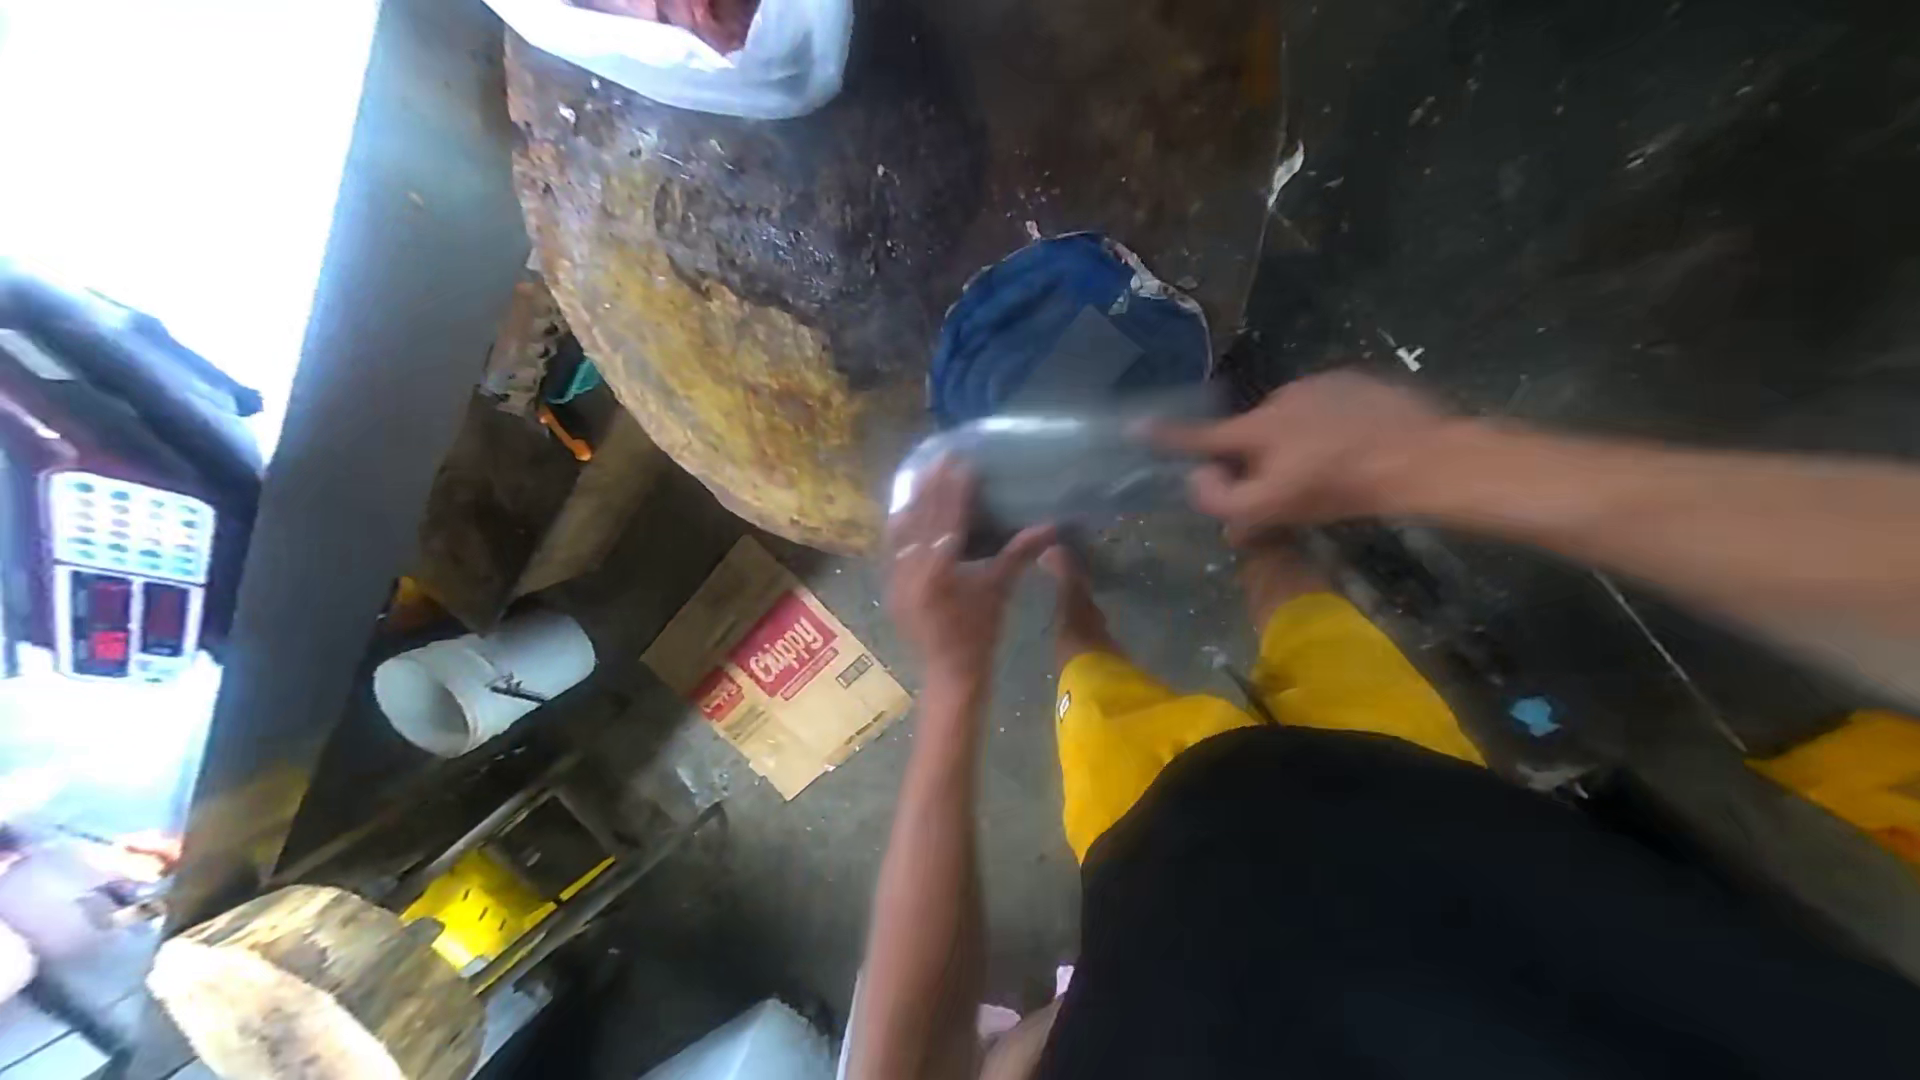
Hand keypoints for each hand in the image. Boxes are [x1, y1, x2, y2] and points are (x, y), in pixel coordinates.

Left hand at [886, 460, 1053, 686]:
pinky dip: (900, 526)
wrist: (950, 671)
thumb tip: (1053, 525)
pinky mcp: (889, 586)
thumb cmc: (981, 632)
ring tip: (920, 473)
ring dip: (911, 501)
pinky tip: (904, 508)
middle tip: (938, 457)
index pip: (947, 519)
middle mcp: (911, 570)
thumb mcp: (999, 589)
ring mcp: (895, 579)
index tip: (961, 461)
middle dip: (930, 486)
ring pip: (900, 531)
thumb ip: (1020, 553)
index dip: (955, 488)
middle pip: (920, 519)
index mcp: (939, 571)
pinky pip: (891, 548)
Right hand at [1149, 371, 1453, 540]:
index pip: (1200, 436)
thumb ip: (1226, 504)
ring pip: (1289, 419)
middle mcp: (1278, 398)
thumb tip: (1201, 483)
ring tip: (1329, 464)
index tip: (1136, 427)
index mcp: (1255, 429)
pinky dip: (1325, 424)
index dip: (1165, 436)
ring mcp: (1319, 383)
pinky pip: (1323, 405)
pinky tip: (1351, 444)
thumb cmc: (1340, 487)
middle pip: (1250, 433)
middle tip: (1288, 483)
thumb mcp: (1275, 509)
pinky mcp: (1353, 381)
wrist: (1423, 457)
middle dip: (1257, 456)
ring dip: (1294, 440)